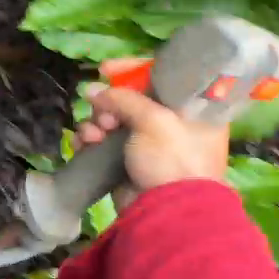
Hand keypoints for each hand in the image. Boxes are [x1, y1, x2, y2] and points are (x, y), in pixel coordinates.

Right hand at [75, 58, 230, 201]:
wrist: (167, 208)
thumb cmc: (174, 160)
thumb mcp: (155, 122)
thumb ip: (124, 100)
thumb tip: (92, 89)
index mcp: (192, 110)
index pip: (164, 78)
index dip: (134, 70)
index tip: (106, 69)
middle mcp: (171, 123)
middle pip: (130, 99)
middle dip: (109, 104)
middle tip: (104, 116)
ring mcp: (146, 142)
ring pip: (110, 119)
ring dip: (95, 122)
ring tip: (94, 135)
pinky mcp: (125, 158)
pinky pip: (100, 139)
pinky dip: (89, 139)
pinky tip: (85, 144)